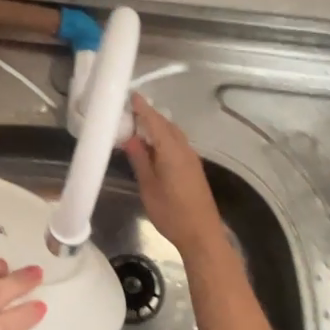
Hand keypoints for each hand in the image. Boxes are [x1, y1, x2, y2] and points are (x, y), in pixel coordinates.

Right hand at [123, 94, 225, 257]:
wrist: (201, 234)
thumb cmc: (171, 212)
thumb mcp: (148, 186)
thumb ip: (140, 159)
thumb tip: (130, 138)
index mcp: (172, 151)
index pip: (155, 121)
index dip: (143, 108)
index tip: (131, 96)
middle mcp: (184, 149)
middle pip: (166, 125)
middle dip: (149, 116)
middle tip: (128, 112)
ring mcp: (191, 158)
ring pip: (173, 134)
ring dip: (157, 127)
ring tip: (137, 127)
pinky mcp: (193, 168)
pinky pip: (177, 144)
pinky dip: (163, 138)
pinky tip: (152, 146)